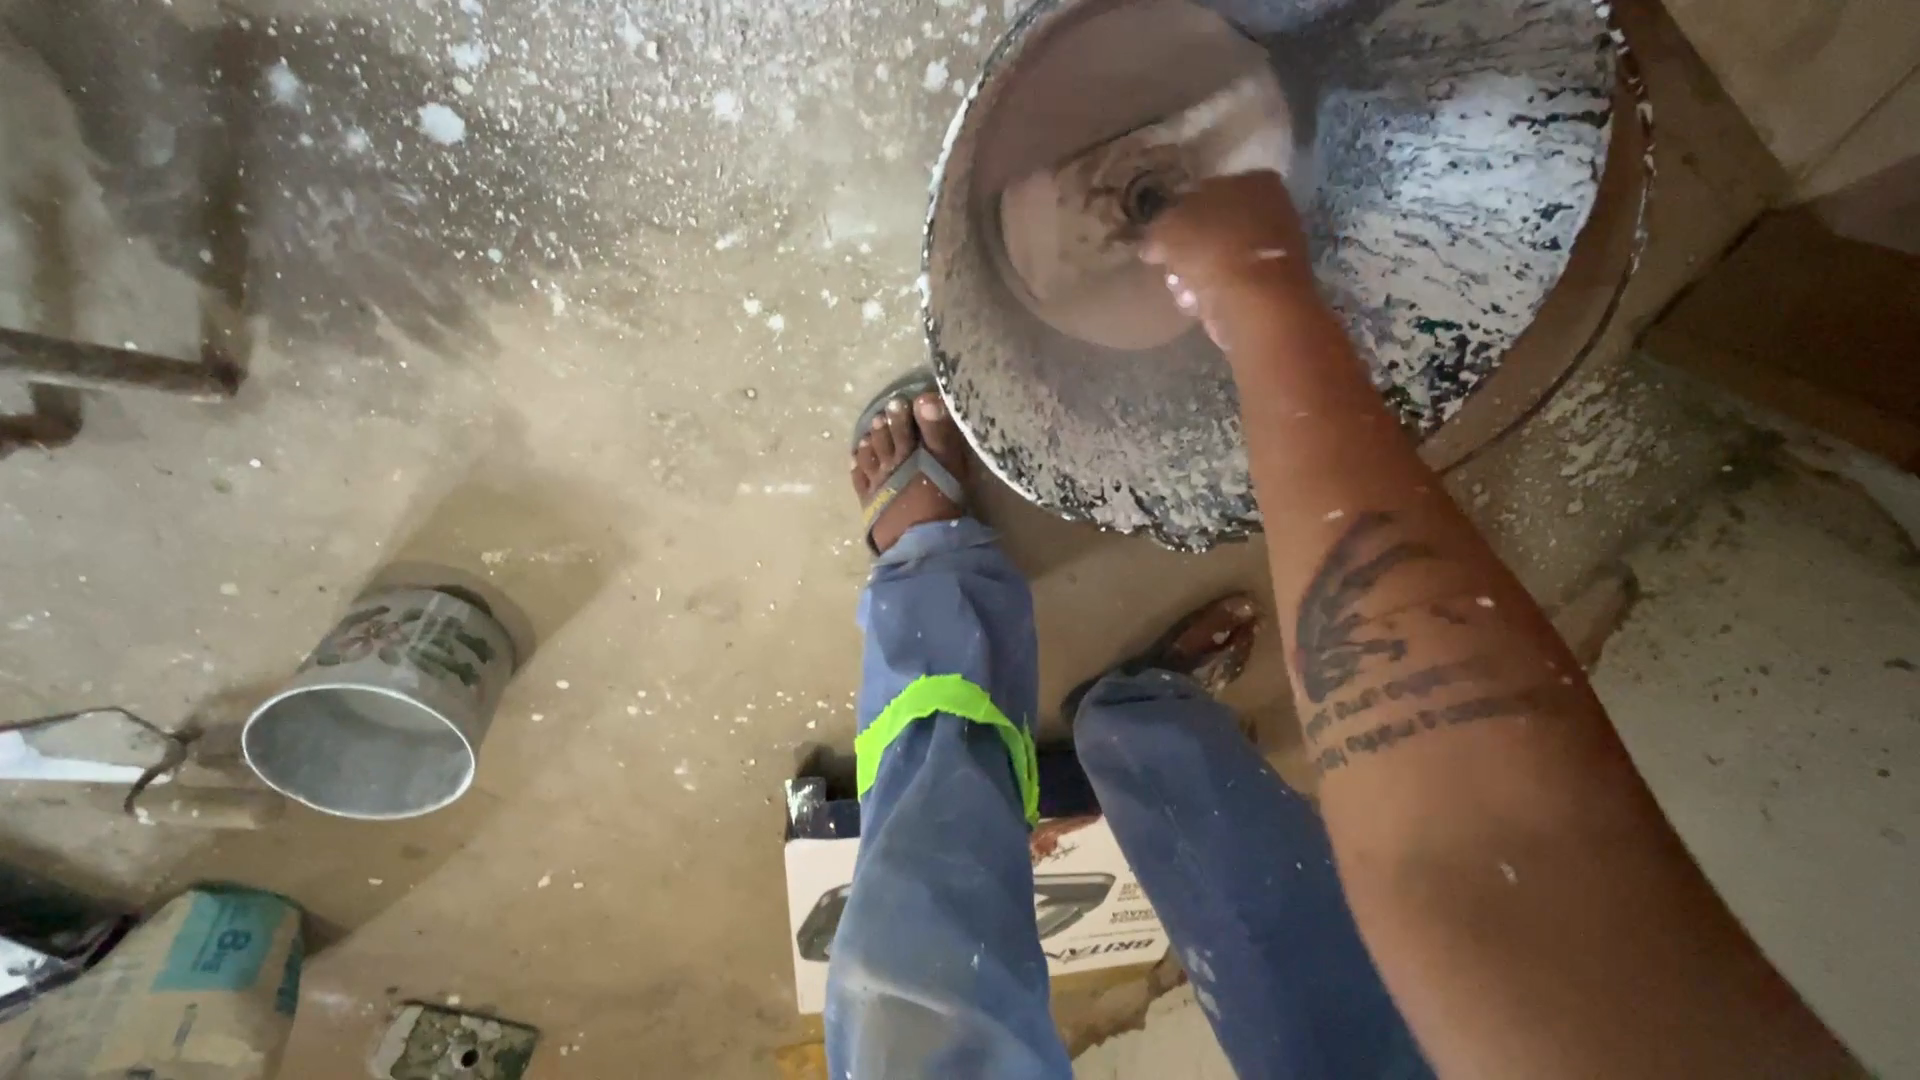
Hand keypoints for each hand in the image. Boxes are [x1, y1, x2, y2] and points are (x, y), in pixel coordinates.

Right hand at [1140, 172, 1314, 351]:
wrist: (1253, 300)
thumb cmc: (1211, 250)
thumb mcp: (1167, 230)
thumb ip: (1156, 231)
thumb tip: (1151, 246)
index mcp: (1252, 179)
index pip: (1204, 190)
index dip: (1176, 213)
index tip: (1159, 237)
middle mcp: (1271, 207)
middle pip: (1213, 226)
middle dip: (1188, 248)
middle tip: (1169, 265)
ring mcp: (1274, 247)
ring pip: (1218, 257)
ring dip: (1197, 273)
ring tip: (1182, 288)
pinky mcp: (1272, 284)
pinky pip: (1229, 284)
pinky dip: (1213, 292)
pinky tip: (1200, 302)